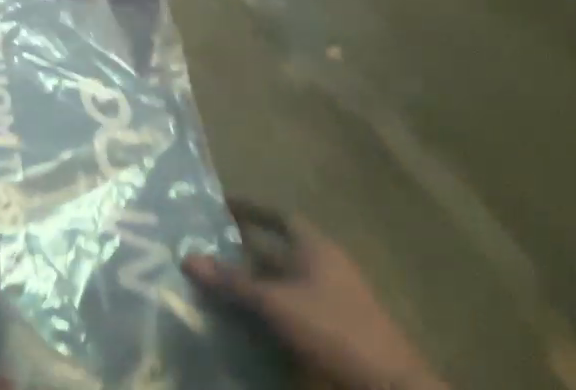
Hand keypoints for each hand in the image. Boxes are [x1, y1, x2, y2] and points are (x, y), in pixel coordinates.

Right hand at [183, 212, 447, 389]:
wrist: (388, 388)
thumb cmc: (333, 329)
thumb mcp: (275, 303)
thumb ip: (232, 281)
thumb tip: (186, 258)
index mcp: (317, 250)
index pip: (280, 217)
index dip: (251, 209)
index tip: (219, 205)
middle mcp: (324, 269)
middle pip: (276, 250)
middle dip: (240, 248)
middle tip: (200, 244)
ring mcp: (330, 301)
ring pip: (279, 282)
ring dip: (249, 281)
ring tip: (210, 280)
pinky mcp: (330, 329)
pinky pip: (287, 308)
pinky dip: (262, 307)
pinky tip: (237, 314)